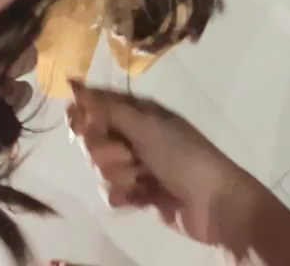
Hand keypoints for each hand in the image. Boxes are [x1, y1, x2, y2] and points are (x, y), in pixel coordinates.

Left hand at [0, 0, 35, 198]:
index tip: (35, 4)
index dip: (14, 8)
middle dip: (20, 48)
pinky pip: (15, 108)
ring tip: (6, 88)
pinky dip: (16, 105)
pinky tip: (6, 107)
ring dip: (18, 78)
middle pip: (11, 45)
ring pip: (17, 76)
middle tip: (16, 58)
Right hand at [67, 83, 266, 252]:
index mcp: (138, 112)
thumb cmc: (182, 155)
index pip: (100, 103)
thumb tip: (77, 85)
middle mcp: (133, 134)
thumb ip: (109, 109)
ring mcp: (135, 165)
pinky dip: (122, 194)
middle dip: (105, 149)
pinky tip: (138, 197)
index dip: (84, 110)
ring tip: (141, 178)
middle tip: (128, 154)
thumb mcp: (146, 126)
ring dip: (119, 173)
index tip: (77, 121)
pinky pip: (111, 191)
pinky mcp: (137, 194)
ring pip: (101, 165)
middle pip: (94, 137)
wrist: (213, 203)